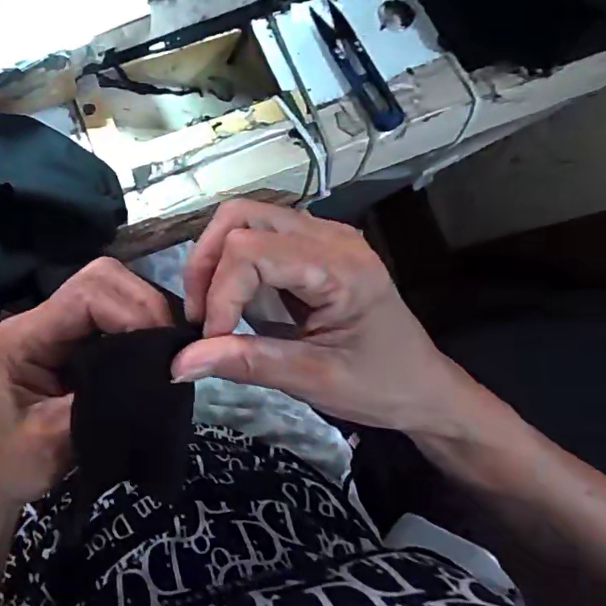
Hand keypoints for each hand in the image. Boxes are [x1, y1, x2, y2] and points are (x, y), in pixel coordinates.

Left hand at [0, 258, 172, 510]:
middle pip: (101, 279)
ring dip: (146, 315)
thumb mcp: (52, 442)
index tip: (164, 353)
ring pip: (112, 291)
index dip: (133, 312)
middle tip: (173, 350)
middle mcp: (39, 320)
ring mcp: (55, 327)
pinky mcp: (71, 341)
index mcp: (24, 336)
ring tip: (169, 354)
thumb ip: (99, 405)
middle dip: (145, 306)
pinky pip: (113, 316)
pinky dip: (141, 328)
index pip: (86, 295)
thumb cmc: (8, 463)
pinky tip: (155, 357)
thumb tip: (155, 379)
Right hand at [171, 200, 492, 438]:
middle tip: (202, 314)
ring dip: (214, 259)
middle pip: (239, 216)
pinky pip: (255, 232)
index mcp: (341, 268)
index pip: (250, 251)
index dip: (220, 292)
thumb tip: (180, 362)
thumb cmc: (380, 386)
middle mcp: (330, 237)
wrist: (425, 389)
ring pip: (242, 218)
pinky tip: (234, 298)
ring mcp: (322, 235)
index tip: (213, 339)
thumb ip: (246, 363)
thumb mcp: (313, 381)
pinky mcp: (311, 244)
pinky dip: (230, 261)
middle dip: (207, 264)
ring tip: (212, 306)